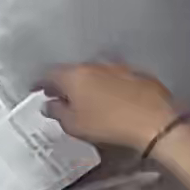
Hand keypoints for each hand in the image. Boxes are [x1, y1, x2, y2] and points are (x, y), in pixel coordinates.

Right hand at [42, 63, 181, 151]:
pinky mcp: (136, 74)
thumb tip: (49, 104)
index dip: (40, 82)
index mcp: (74, 75)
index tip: (35, 90)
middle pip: (71, 71)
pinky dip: (104, 86)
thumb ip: (57, 112)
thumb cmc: (107, 124)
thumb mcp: (73, 124)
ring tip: (83, 99)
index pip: (49, 74)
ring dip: (85, 84)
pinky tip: (106, 99)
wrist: (155, 120)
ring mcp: (117, 67)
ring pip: (93, 73)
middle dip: (63, 83)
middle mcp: (93, 65)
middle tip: (57, 96)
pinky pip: (111, 78)